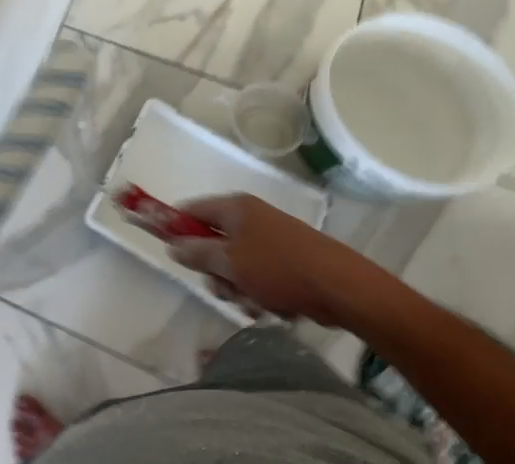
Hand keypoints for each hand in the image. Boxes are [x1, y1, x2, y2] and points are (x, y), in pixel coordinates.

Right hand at [167, 193, 388, 326]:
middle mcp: (251, 217)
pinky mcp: (288, 260)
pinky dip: (261, 293)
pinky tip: (274, 306)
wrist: (342, 287)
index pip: (191, 209)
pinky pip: (259, 276)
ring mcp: (271, 238)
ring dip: (239, 288)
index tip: (172, 253)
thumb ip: (197, 253)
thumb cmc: (279, 269)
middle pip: (213, 242)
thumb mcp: (229, 263)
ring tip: (255, 303)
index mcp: (234, 208)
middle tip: (224, 289)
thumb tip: (172, 244)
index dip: (177, 228)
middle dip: (216, 272)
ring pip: (236, 265)